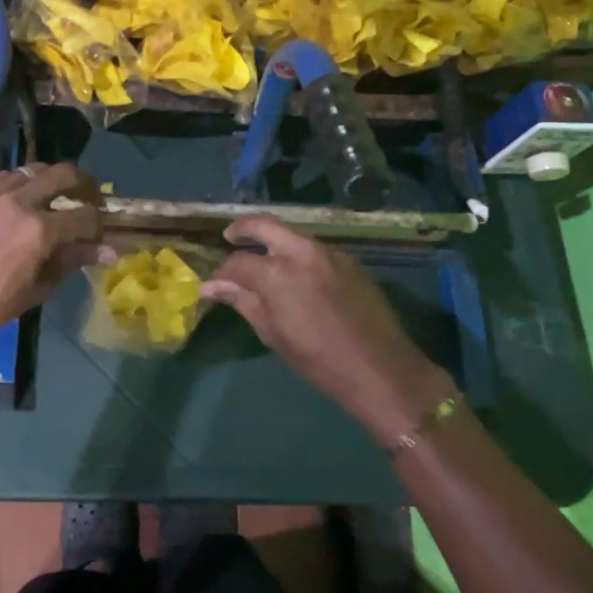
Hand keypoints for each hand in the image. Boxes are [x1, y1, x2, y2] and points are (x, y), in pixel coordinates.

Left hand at [0, 163, 107, 347]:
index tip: (101, 235)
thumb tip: (109, 251)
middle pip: (64, 174)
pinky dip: (21, 183)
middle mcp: (20, 200)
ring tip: (54, 197)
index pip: (85, 216)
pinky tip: (19, 200)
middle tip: (90, 200)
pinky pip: (5, 177)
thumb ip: (72, 261)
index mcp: (41, 228)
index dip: (100, 225)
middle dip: (85, 185)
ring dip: (50, 179)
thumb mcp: (38, 288)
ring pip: (33, 169)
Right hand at [201, 215, 452, 441]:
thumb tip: (212, 287)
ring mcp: (327, 252)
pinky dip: (296, 251)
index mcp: (276, 273)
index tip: (213, 284)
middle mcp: (300, 252)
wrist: (380, 368)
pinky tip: (294, 272)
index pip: (237, 262)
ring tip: (260, 256)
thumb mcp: (272, 333)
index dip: (221, 272)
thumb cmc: (318, 360)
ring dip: (271, 238)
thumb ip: (242, 301)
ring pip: (291, 233)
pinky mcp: (347, 260)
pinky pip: (313, 247)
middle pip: (263, 224)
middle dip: (242, 229)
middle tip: (229, 238)